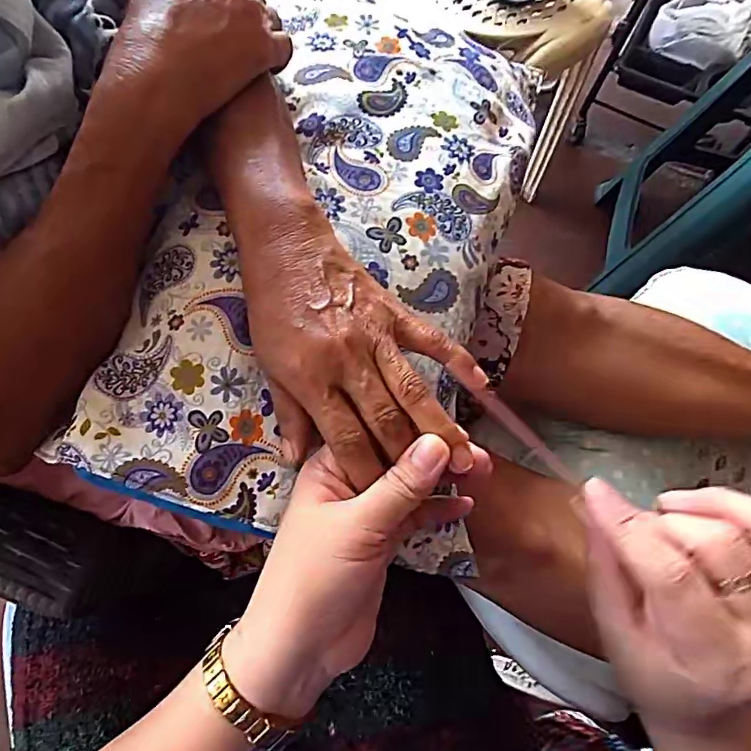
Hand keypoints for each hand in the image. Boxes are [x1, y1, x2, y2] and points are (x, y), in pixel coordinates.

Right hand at [101, 0, 291, 143]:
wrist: (152, 84)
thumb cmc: (138, 49)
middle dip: (246, 10)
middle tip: (232, 36)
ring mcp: (249, 9)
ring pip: (270, 15)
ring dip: (261, 33)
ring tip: (243, 57)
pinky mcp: (263, 43)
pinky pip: (282, 46)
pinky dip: (275, 57)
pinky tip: (263, 69)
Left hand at [225, 434, 486, 717]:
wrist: (301, 646)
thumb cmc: (311, 580)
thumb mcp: (358, 526)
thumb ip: (399, 486)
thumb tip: (436, 444)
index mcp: (327, 468)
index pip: (374, 432)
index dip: (414, 428)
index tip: (456, 428)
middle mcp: (345, 485)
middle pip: (395, 459)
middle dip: (435, 454)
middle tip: (476, 453)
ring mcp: (363, 514)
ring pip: (408, 488)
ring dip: (441, 481)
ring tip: (481, 471)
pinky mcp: (378, 542)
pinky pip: (412, 517)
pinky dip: (436, 510)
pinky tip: (463, 504)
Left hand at [242, 230, 489, 486]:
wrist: (285, 250)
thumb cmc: (273, 312)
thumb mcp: (269, 365)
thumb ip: (288, 413)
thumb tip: (293, 459)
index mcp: (311, 380)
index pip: (345, 439)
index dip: (366, 473)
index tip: (384, 500)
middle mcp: (347, 363)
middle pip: (385, 421)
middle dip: (413, 460)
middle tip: (444, 488)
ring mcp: (374, 336)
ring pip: (412, 390)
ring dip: (440, 426)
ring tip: (467, 458)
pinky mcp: (393, 312)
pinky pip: (431, 341)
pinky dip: (457, 361)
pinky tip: (481, 386)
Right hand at [580, 480, 750, 735]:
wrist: (706, 709)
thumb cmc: (648, 671)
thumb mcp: (610, 628)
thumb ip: (606, 565)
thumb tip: (595, 504)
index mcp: (707, 654)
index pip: (671, 574)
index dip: (628, 525)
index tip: (597, 491)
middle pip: (722, 547)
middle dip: (664, 521)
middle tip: (635, 526)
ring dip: (720, 506)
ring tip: (675, 505)